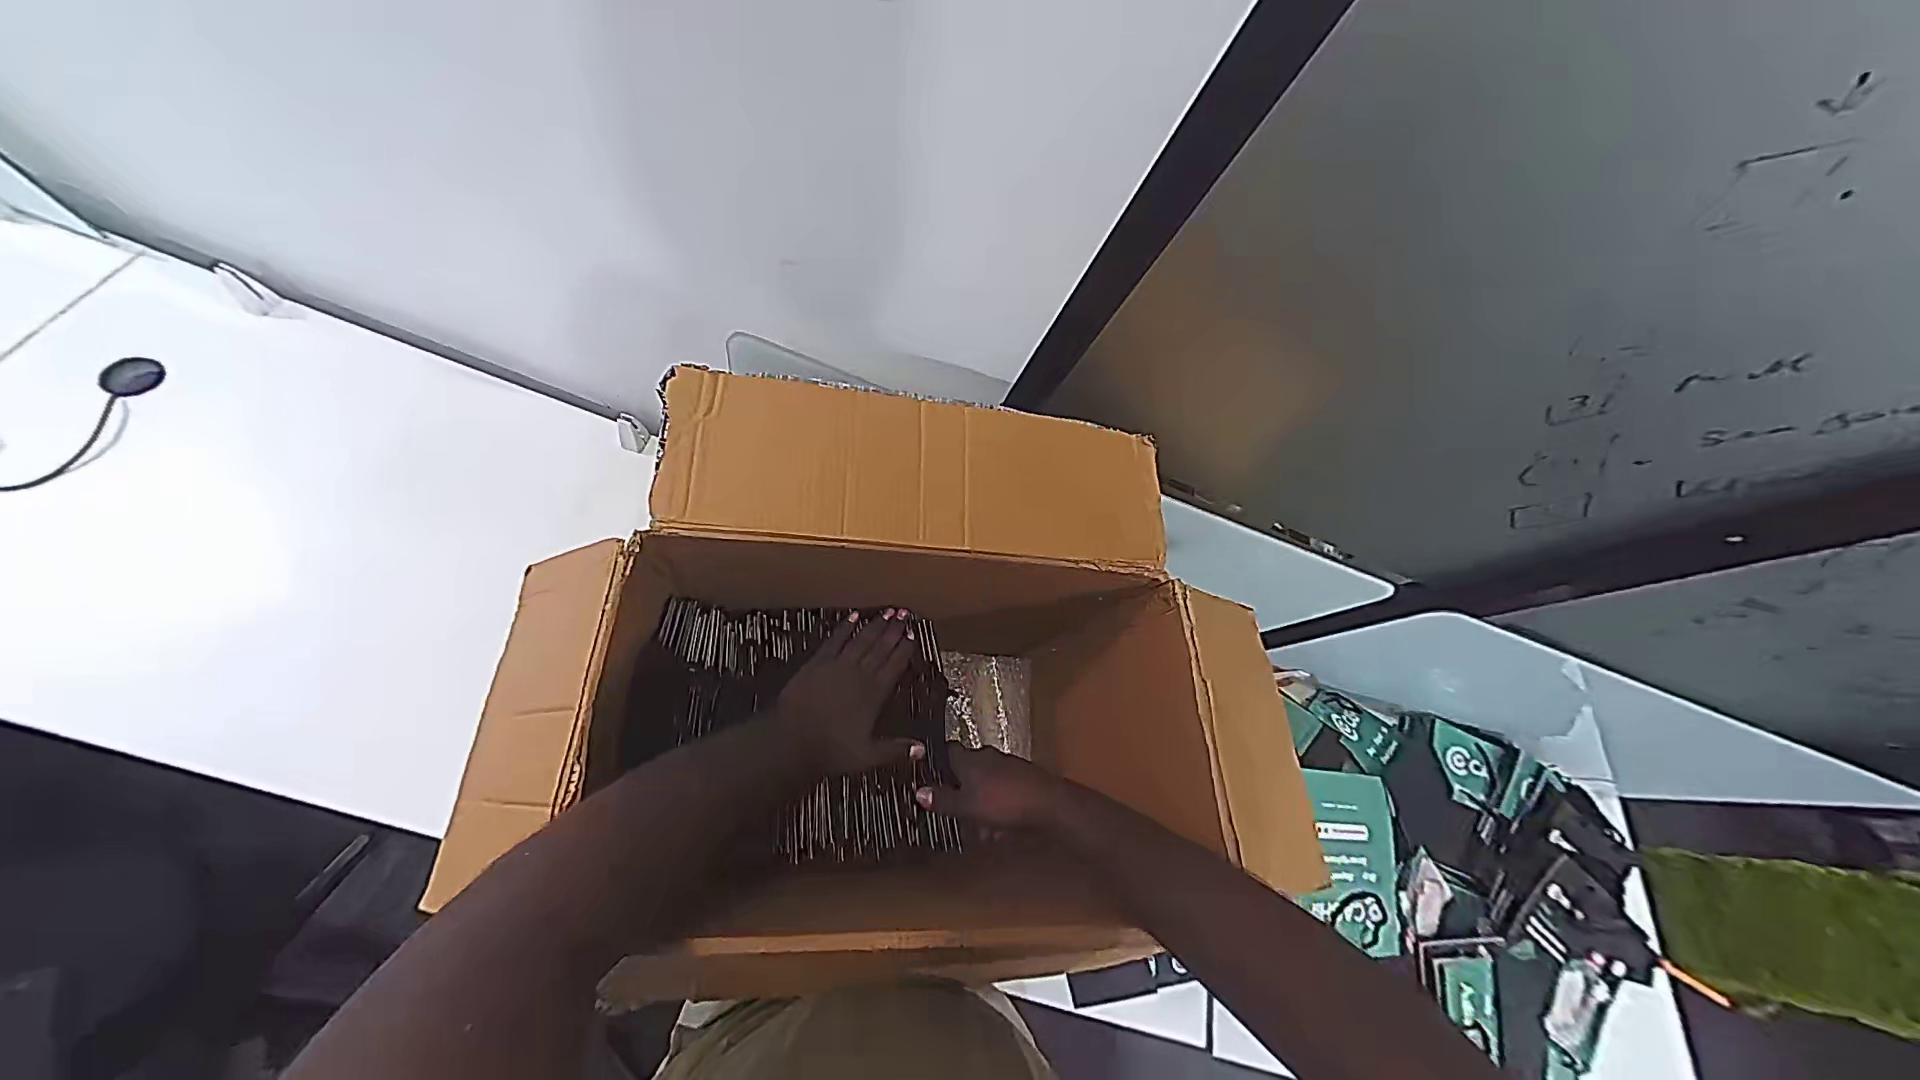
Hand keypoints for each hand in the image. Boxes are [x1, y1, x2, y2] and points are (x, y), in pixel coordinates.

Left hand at [775, 609, 923, 775]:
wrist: (790, 740)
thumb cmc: (829, 750)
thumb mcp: (867, 755)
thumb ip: (895, 750)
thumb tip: (921, 751)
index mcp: (873, 694)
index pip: (895, 665)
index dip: (905, 648)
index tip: (913, 634)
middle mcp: (858, 675)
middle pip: (881, 647)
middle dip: (894, 630)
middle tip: (904, 614)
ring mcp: (837, 666)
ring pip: (861, 640)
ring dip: (875, 625)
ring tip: (887, 612)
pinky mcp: (817, 663)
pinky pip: (835, 640)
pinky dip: (844, 628)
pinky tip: (853, 618)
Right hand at [914, 746, 1072, 833]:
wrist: (1050, 805)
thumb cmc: (1005, 802)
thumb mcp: (967, 806)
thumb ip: (943, 799)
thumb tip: (920, 792)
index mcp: (970, 759)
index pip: (949, 751)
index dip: (939, 762)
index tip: (932, 776)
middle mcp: (989, 757)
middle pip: (968, 770)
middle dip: (963, 792)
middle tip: (959, 814)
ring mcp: (1009, 767)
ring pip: (988, 783)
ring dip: (983, 803)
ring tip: (984, 829)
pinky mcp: (1026, 779)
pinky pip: (1005, 792)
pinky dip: (1001, 807)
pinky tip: (1004, 829)